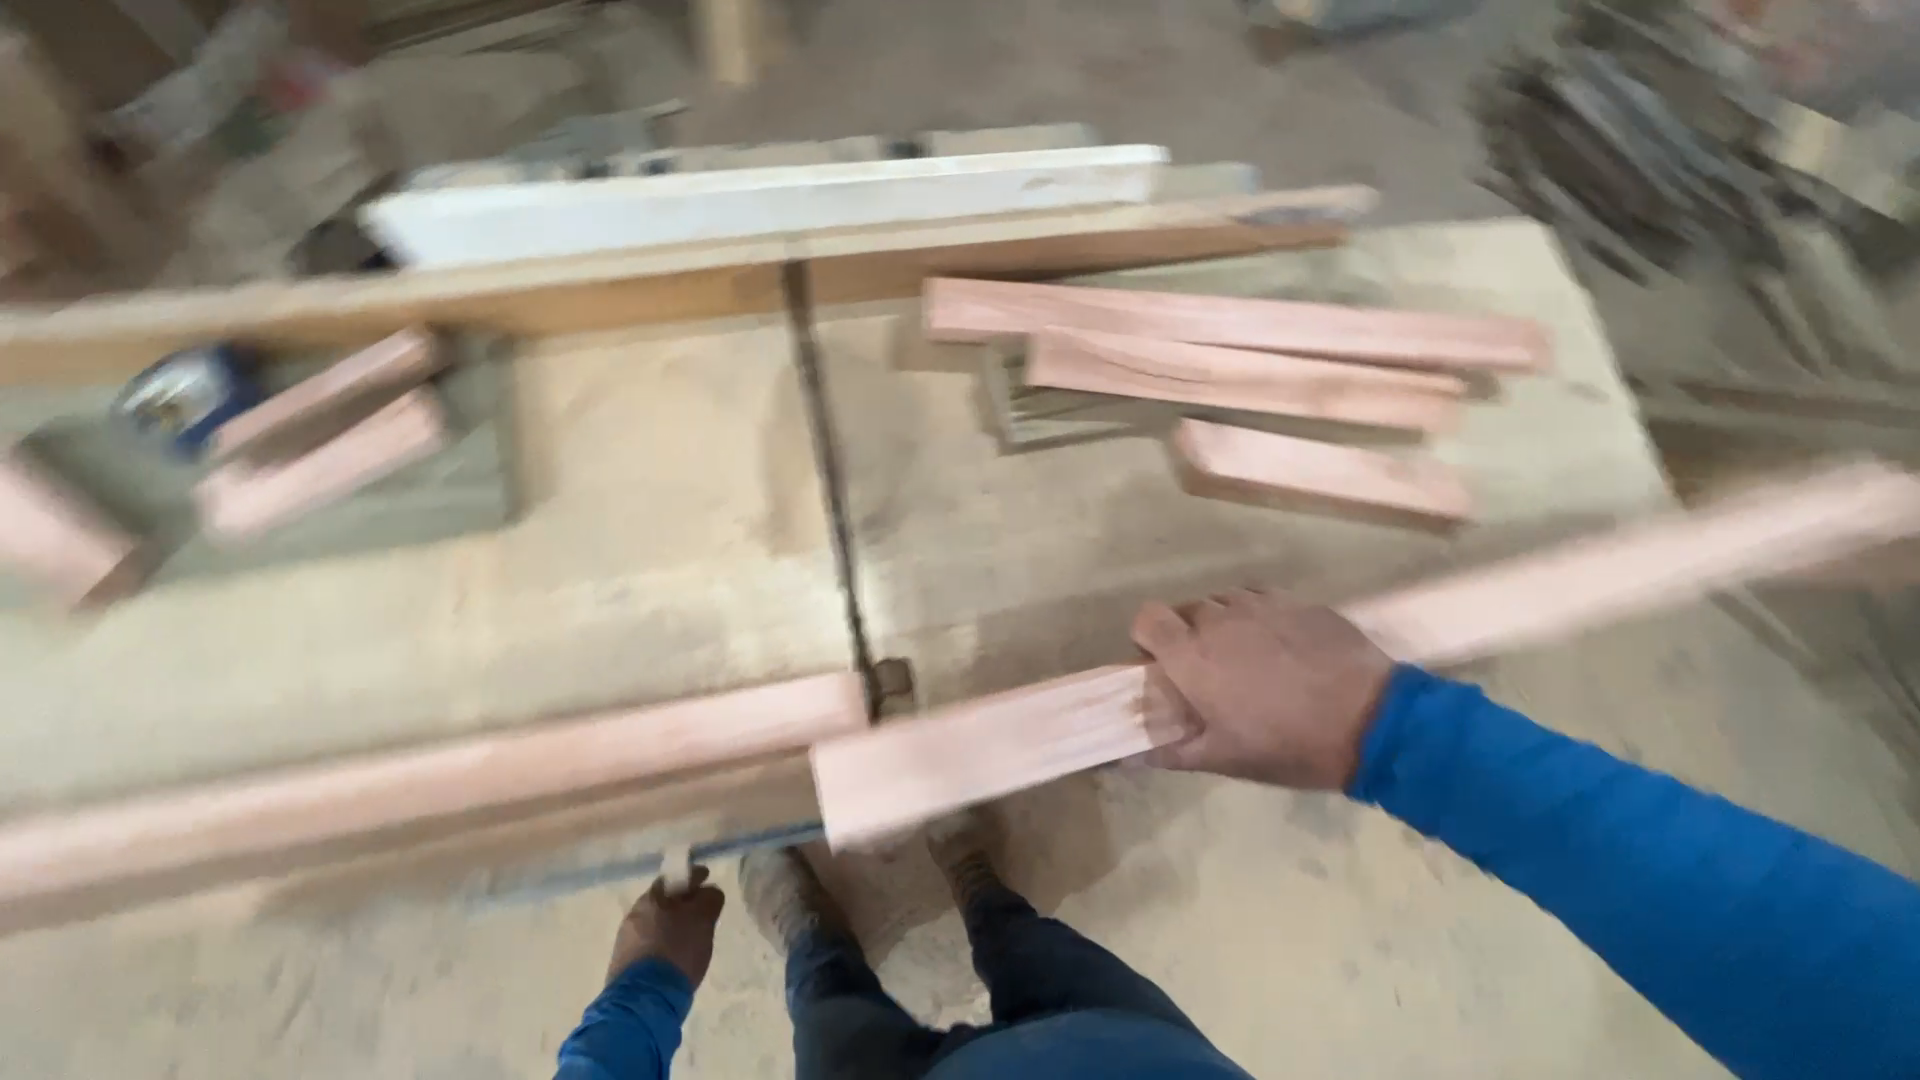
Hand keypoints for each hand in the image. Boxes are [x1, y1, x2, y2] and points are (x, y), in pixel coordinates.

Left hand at [606, 866, 725, 987]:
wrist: (644, 1002)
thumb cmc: (677, 951)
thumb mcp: (703, 919)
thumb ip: (709, 899)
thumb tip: (709, 892)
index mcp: (650, 898)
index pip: (674, 878)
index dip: (693, 877)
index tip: (707, 878)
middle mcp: (634, 915)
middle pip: (663, 903)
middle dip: (682, 904)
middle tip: (702, 912)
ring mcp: (625, 943)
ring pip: (655, 925)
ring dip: (672, 926)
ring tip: (690, 939)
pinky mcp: (624, 967)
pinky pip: (649, 946)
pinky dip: (664, 946)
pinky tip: (675, 958)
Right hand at [1131, 588, 1394, 789]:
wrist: (1373, 722)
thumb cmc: (1287, 744)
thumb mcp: (1224, 758)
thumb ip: (1169, 751)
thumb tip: (1125, 757)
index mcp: (1191, 654)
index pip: (1146, 618)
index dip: (1148, 638)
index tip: (1164, 664)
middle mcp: (1219, 619)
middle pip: (1184, 610)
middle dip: (1188, 635)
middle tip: (1211, 671)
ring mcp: (1261, 605)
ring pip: (1224, 602)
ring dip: (1224, 624)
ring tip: (1249, 658)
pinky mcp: (1298, 601)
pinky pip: (1261, 599)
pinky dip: (1259, 617)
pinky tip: (1282, 647)